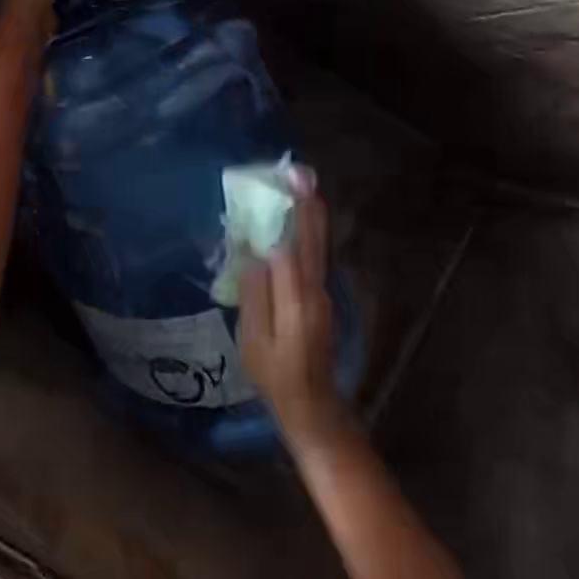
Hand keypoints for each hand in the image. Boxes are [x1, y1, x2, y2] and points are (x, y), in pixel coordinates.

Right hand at [239, 187, 342, 441]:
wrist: (312, 406)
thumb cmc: (276, 376)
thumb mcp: (255, 340)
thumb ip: (257, 295)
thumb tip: (257, 254)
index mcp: (299, 298)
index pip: (295, 245)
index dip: (292, 213)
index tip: (288, 183)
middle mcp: (317, 290)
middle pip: (314, 239)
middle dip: (308, 204)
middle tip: (300, 172)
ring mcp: (323, 294)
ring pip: (318, 246)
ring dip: (311, 214)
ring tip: (303, 185)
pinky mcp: (321, 298)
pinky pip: (315, 257)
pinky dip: (309, 233)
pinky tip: (300, 220)